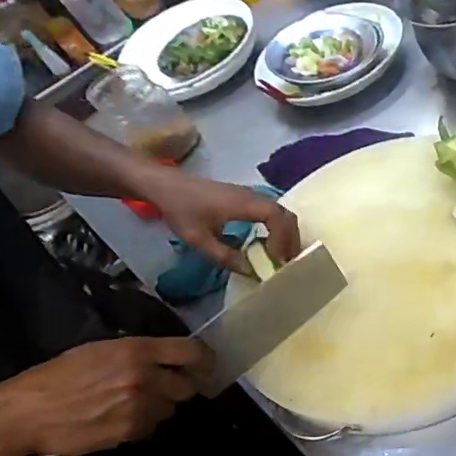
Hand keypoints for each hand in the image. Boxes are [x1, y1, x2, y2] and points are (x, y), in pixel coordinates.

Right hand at [0, 338, 210, 455]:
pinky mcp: (131, 431)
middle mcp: (146, 378)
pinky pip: (151, 426)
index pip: (192, 352)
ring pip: (170, 408)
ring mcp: (140, 407)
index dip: (204, 359)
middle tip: (162, 386)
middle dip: (178, 386)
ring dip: (159, 406)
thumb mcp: (100, 351)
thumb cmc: (58, 376)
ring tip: (132, 402)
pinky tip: (119, 417)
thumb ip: (138, 353)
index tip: (206, 364)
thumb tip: (167, 358)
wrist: (26, 413)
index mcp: (137, 351)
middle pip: (187, 386)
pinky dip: (142, 423)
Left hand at [147, 175, 300, 274]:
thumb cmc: (180, 208)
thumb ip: (224, 255)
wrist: (163, 184)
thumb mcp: (197, 238)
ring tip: (281, 254)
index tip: (277, 258)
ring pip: (280, 212)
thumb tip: (250, 271)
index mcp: (243, 203)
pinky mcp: (244, 197)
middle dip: (291, 238)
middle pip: (285, 214)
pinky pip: (270, 211)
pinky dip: (276, 227)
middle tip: (288, 261)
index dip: (283, 238)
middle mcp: (252, 196)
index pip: (276, 217)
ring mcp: (249, 195)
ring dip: (285, 233)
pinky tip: (268, 242)